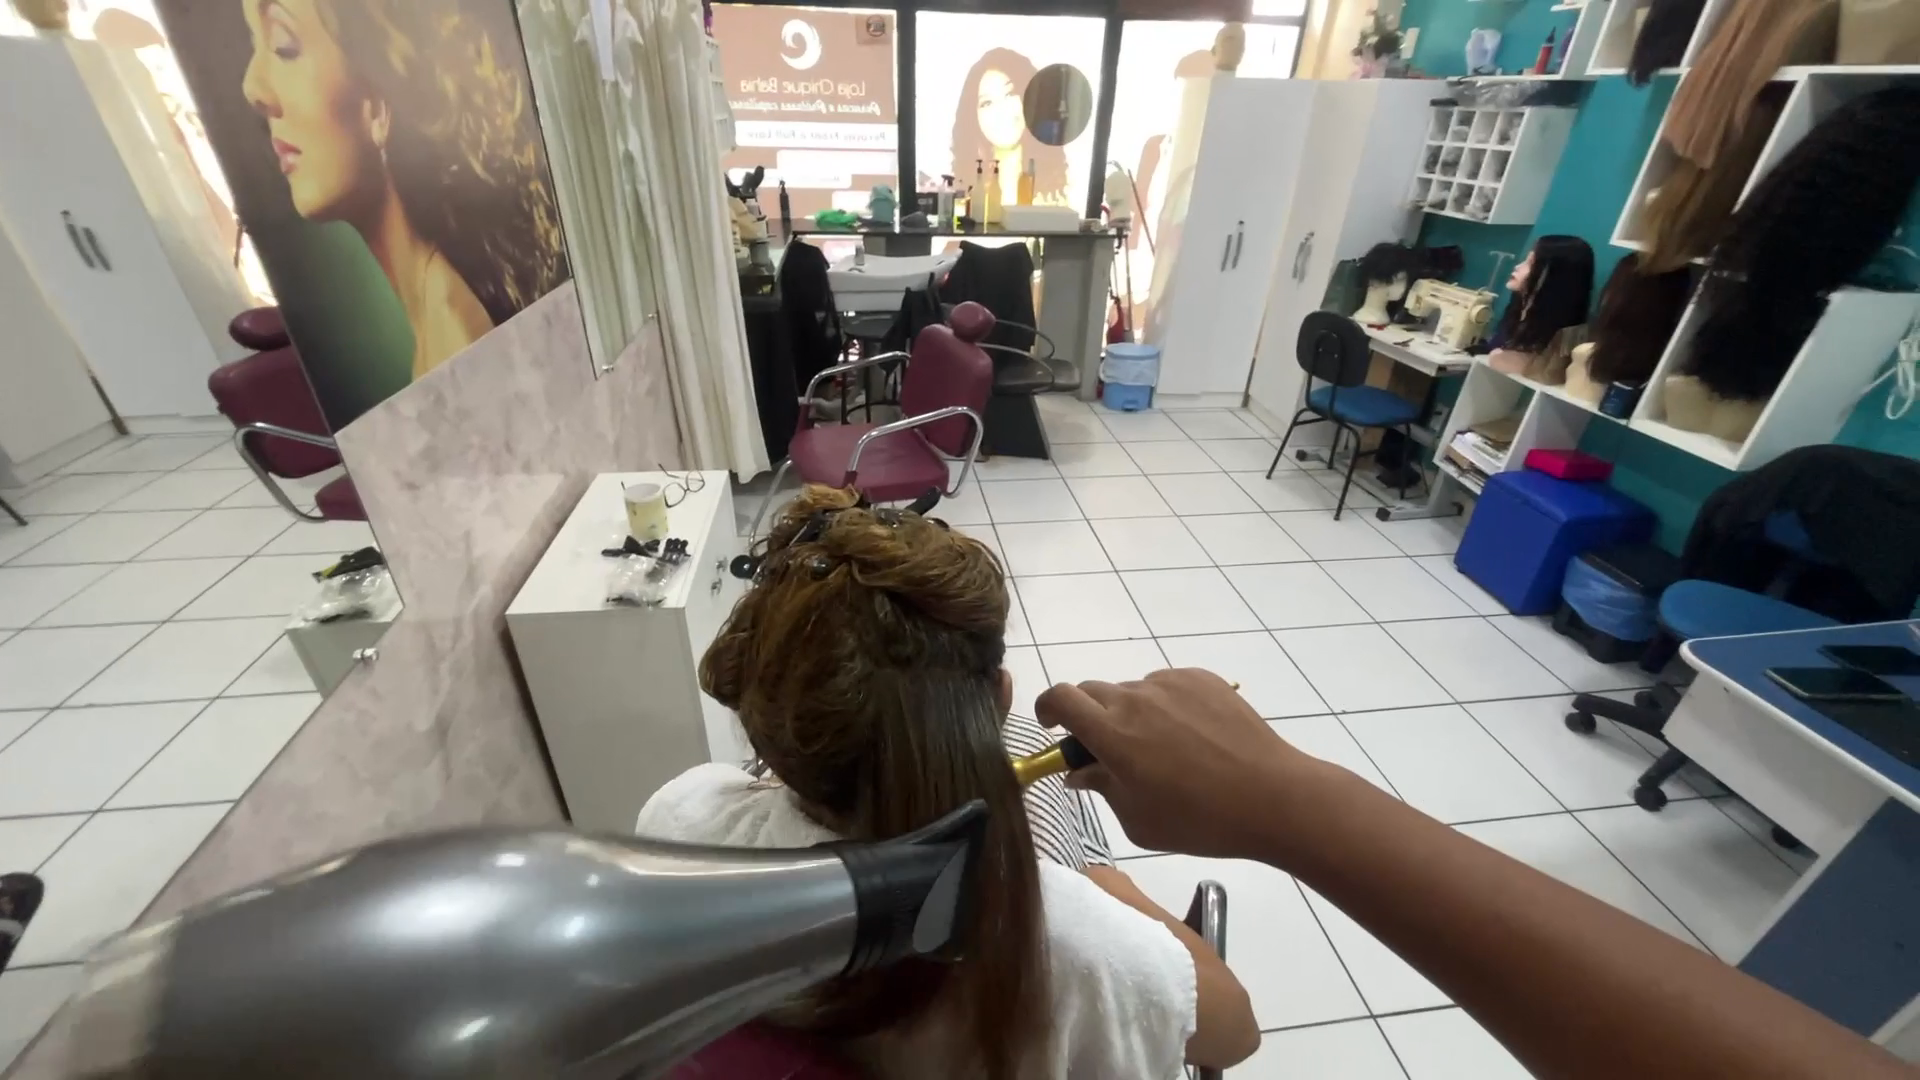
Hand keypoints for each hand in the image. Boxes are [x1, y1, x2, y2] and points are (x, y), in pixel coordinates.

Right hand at [1035, 669, 1334, 860]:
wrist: (1273, 797)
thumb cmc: (1200, 821)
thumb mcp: (1138, 820)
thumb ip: (1101, 788)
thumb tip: (1078, 772)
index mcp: (1112, 734)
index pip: (1060, 698)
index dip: (1047, 707)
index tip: (1051, 725)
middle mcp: (1134, 700)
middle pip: (1091, 691)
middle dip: (1088, 716)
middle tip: (1109, 748)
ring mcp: (1168, 684)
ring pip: (1131, 691)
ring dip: (1130, 713)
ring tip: (1163, 748)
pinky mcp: (1199, 678)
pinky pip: (1166, 686)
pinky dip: (1164, 705)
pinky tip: (1191, 736)